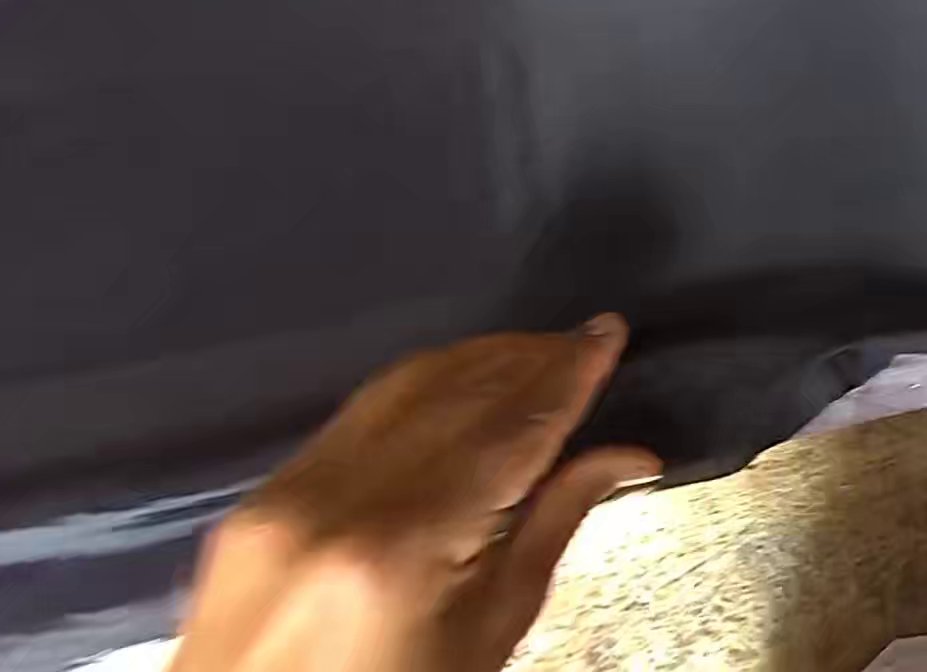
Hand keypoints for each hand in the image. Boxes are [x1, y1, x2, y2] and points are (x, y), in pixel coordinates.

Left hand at [166, 314, 658, 671]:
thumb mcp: (497, 622)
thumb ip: (560, 516)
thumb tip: (637, 454)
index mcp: (409, 546)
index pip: (515, 428)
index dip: (570, 374)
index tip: (609, 330)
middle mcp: (343, 502)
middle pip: (466, 393)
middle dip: (539, 355)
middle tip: (588, 337)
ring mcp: (290, 494)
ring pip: (416, 383)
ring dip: (492, 356)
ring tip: (545, 351)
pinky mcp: (262, 494)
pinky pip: (371, 404)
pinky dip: (439, 377)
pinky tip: (476, 375)